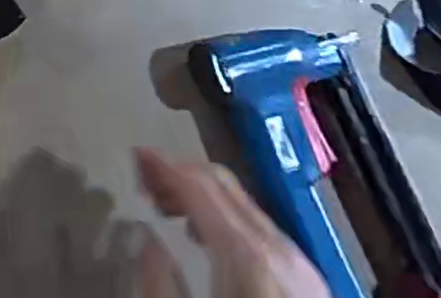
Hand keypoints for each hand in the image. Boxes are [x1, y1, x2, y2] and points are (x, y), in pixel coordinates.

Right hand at [133, 148, 332, 297]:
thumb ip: (161, 287)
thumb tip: (146, 240)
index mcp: (246, 255)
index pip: (200, 186)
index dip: (164, 166)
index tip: (135, 156)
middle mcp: (276, 245)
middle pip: (222, 184)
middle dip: (179, 174)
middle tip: (143, 181)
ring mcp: (296, 261)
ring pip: (241, 203)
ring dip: (201, 194)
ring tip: (164, 207)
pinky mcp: (305, 280)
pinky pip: (256, 226)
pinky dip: (223, 216)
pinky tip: (203, 236)